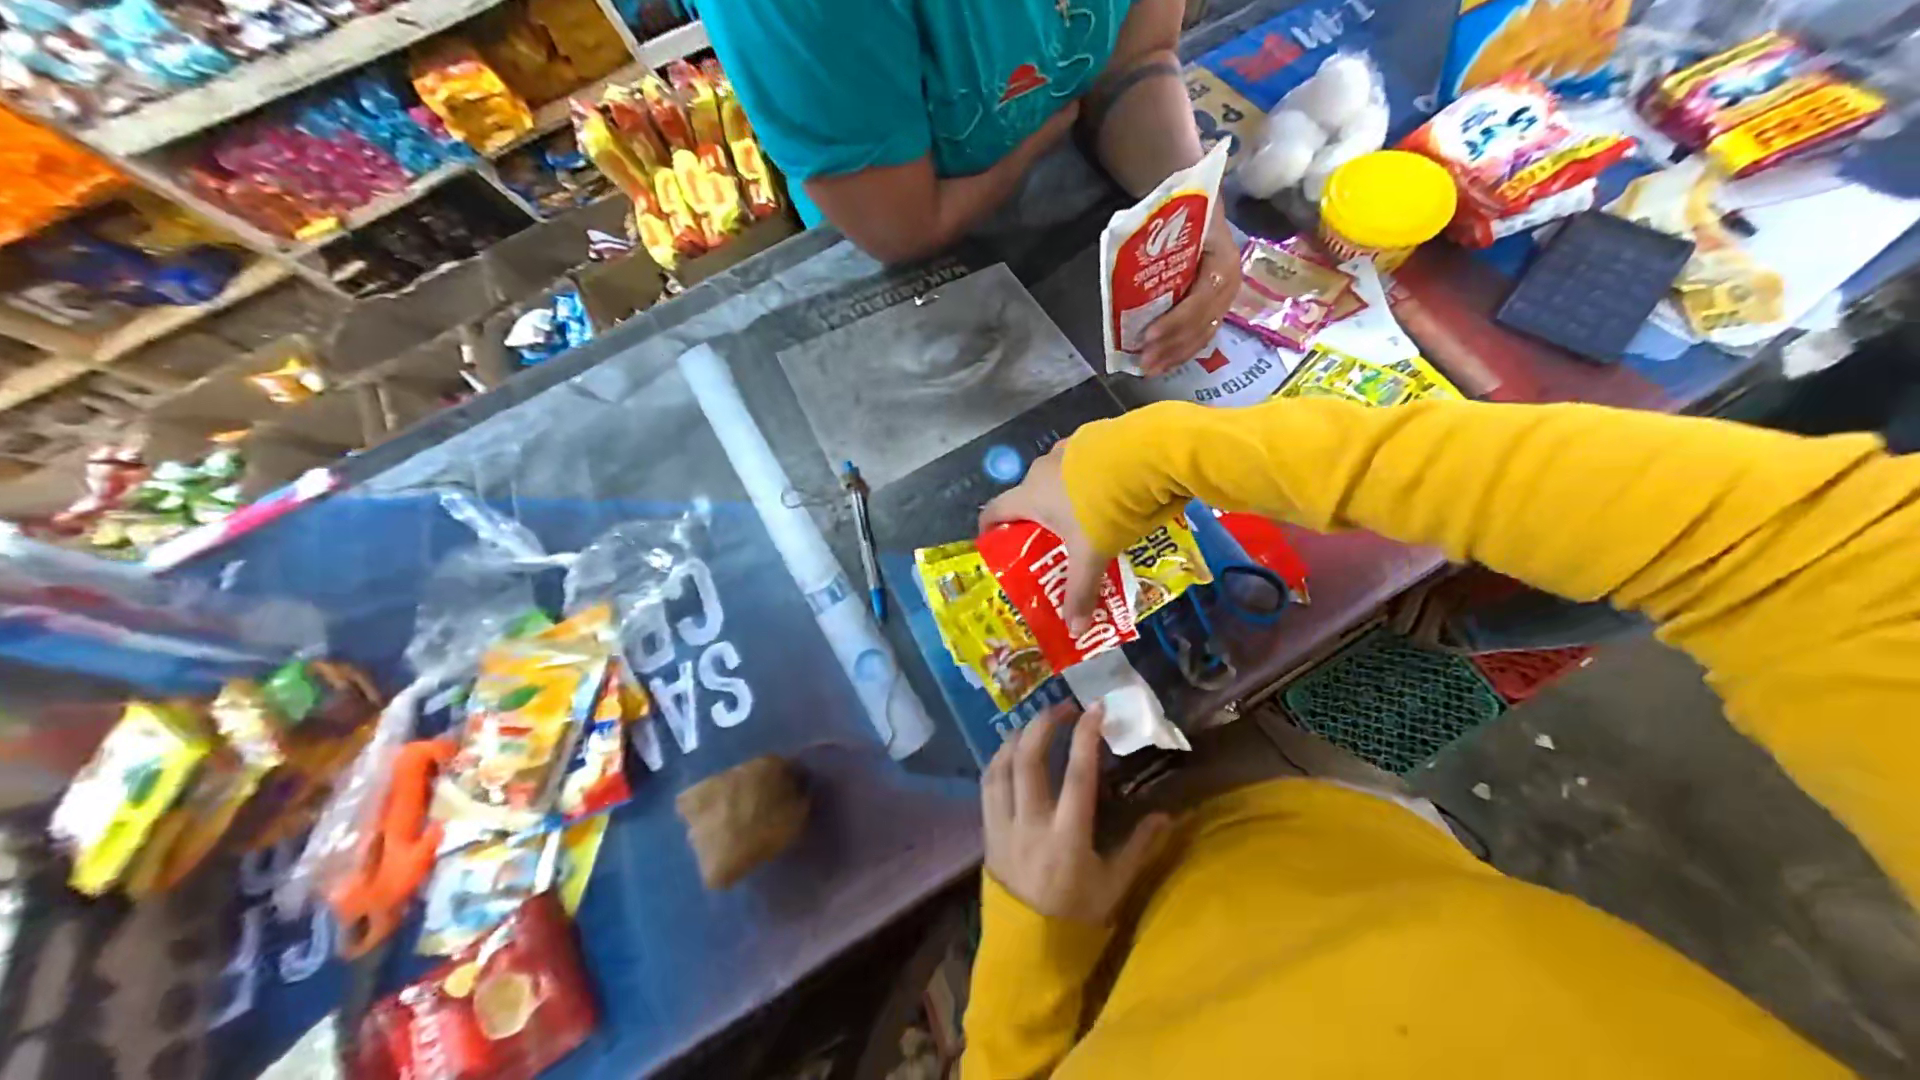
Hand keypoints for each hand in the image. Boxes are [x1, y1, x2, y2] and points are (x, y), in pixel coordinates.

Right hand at [979, 441, 1114, 633]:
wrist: (1147, 455)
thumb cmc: (1105, 509)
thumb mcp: (1093, 554)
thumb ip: (1080, 590)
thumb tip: (1075, 631)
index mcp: (1030, 495)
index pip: (994, 510)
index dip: (990, 528)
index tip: (995, 544)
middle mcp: (1041, 467)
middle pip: (1028, 495)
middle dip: (1036, 518)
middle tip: (1052, 542)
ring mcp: (1068, 447)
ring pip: (1057, 475)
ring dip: (1065, 494)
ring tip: (1086, 517)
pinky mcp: (1095, 435)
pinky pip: (1083, 460)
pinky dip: (1089, 476)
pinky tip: (1111, 490)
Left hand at [982, 705, 1172, 923]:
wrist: (1027, 949)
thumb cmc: (1076, 916)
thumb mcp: (1114, 886)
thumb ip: (1139, 847)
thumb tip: (1167, 815)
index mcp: (1067, 837)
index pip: (1078, 775)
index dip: (1087, 737)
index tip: (1096, 708)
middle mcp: (1031, 824)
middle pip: (1030, 760)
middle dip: (1044, 725)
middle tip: (1061, 707)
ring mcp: (1004, 826)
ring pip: (1002, 767)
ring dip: (1017, 737)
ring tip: (1034, 722)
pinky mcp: (987, 830)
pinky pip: (987, 784)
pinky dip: (998, 759)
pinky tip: (1009, 750)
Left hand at [1138, 225, 1239, 375]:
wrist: (1199, 203)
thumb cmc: (1182, 211)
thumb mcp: (1174, 219)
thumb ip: (1158, 242)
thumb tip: (1123, 266)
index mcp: (1224, 259)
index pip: (1202, 298)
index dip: (1176, 321)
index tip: (1148, 335)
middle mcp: (1229, 282)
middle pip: (1203, 323)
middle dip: (1172, 346)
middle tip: (1144, 361)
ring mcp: (1224, 298)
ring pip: (1202, 335)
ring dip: (1175, 355)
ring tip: (1149, 369)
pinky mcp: (1214, 309)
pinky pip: (1200, 336)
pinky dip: (1180, 352)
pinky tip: (1162, 365)